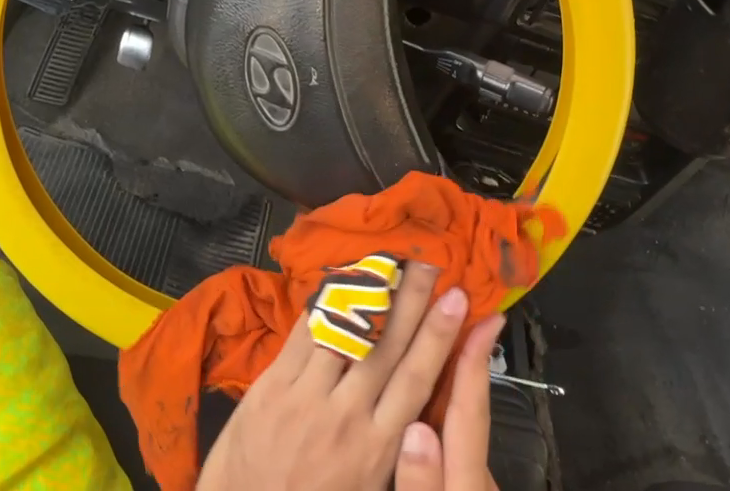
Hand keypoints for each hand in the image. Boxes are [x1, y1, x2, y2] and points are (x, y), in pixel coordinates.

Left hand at [196, 263, 503, 490]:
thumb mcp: (365, 486)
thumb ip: (388, 439)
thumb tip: (414, 396)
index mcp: (377, 449)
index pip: (416, 378)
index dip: (439, 335)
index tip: (457, 300)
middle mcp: (348, 417)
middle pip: (387, 346)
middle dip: (411, 300)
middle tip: (430, 260)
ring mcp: (308, 397)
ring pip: (349, 333)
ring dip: (372, 293)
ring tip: (390, 260)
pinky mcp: (273, 384)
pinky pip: (305, 334)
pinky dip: (324, 305)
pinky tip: (339, 280)